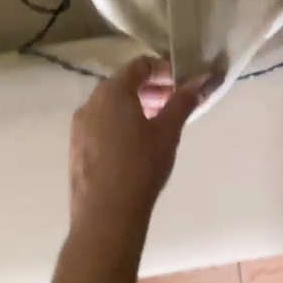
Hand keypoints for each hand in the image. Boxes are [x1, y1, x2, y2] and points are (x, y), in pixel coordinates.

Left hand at [69, 57, 212, 230]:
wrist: (105, 217)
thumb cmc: (141, 166)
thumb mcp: (169, 130)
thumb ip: (185, 100)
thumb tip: (205, 77)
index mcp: (112, 92)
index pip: (140, 65)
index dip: (164, 69)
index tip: (184, 83)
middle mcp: (90, 104)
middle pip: (124, 83)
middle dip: (152, 88)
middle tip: (176, 102)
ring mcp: (79, 128)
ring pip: (111, 105)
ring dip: (137, 105)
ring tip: (160, 123)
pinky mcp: (76, 149)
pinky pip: (101, 124)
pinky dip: (121, 123)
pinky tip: (138, 144)